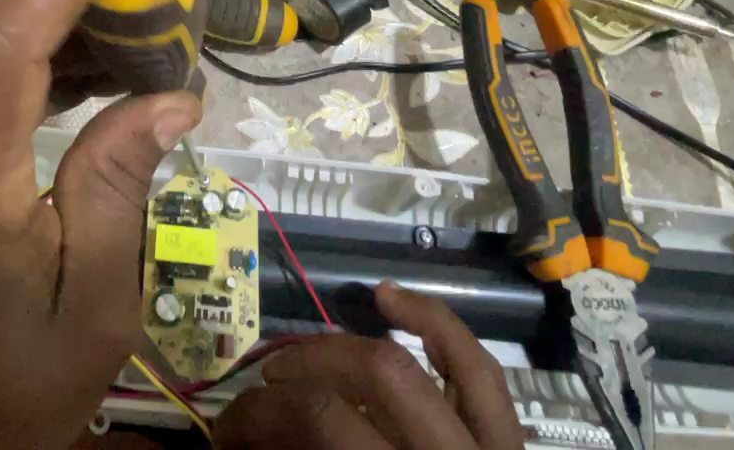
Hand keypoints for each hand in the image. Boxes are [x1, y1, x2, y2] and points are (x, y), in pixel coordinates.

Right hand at [215, 282, 522, 449]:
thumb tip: (243, 438)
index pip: (321, 419)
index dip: (260, 415)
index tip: (225, 429)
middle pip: (369, 378)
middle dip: (302, 371)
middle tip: (266, 387)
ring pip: (419, 363)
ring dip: (352, 344)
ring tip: (306, 346)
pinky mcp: (508, 444)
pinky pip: (478, 370)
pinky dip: (434, 322)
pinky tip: (388, 298)